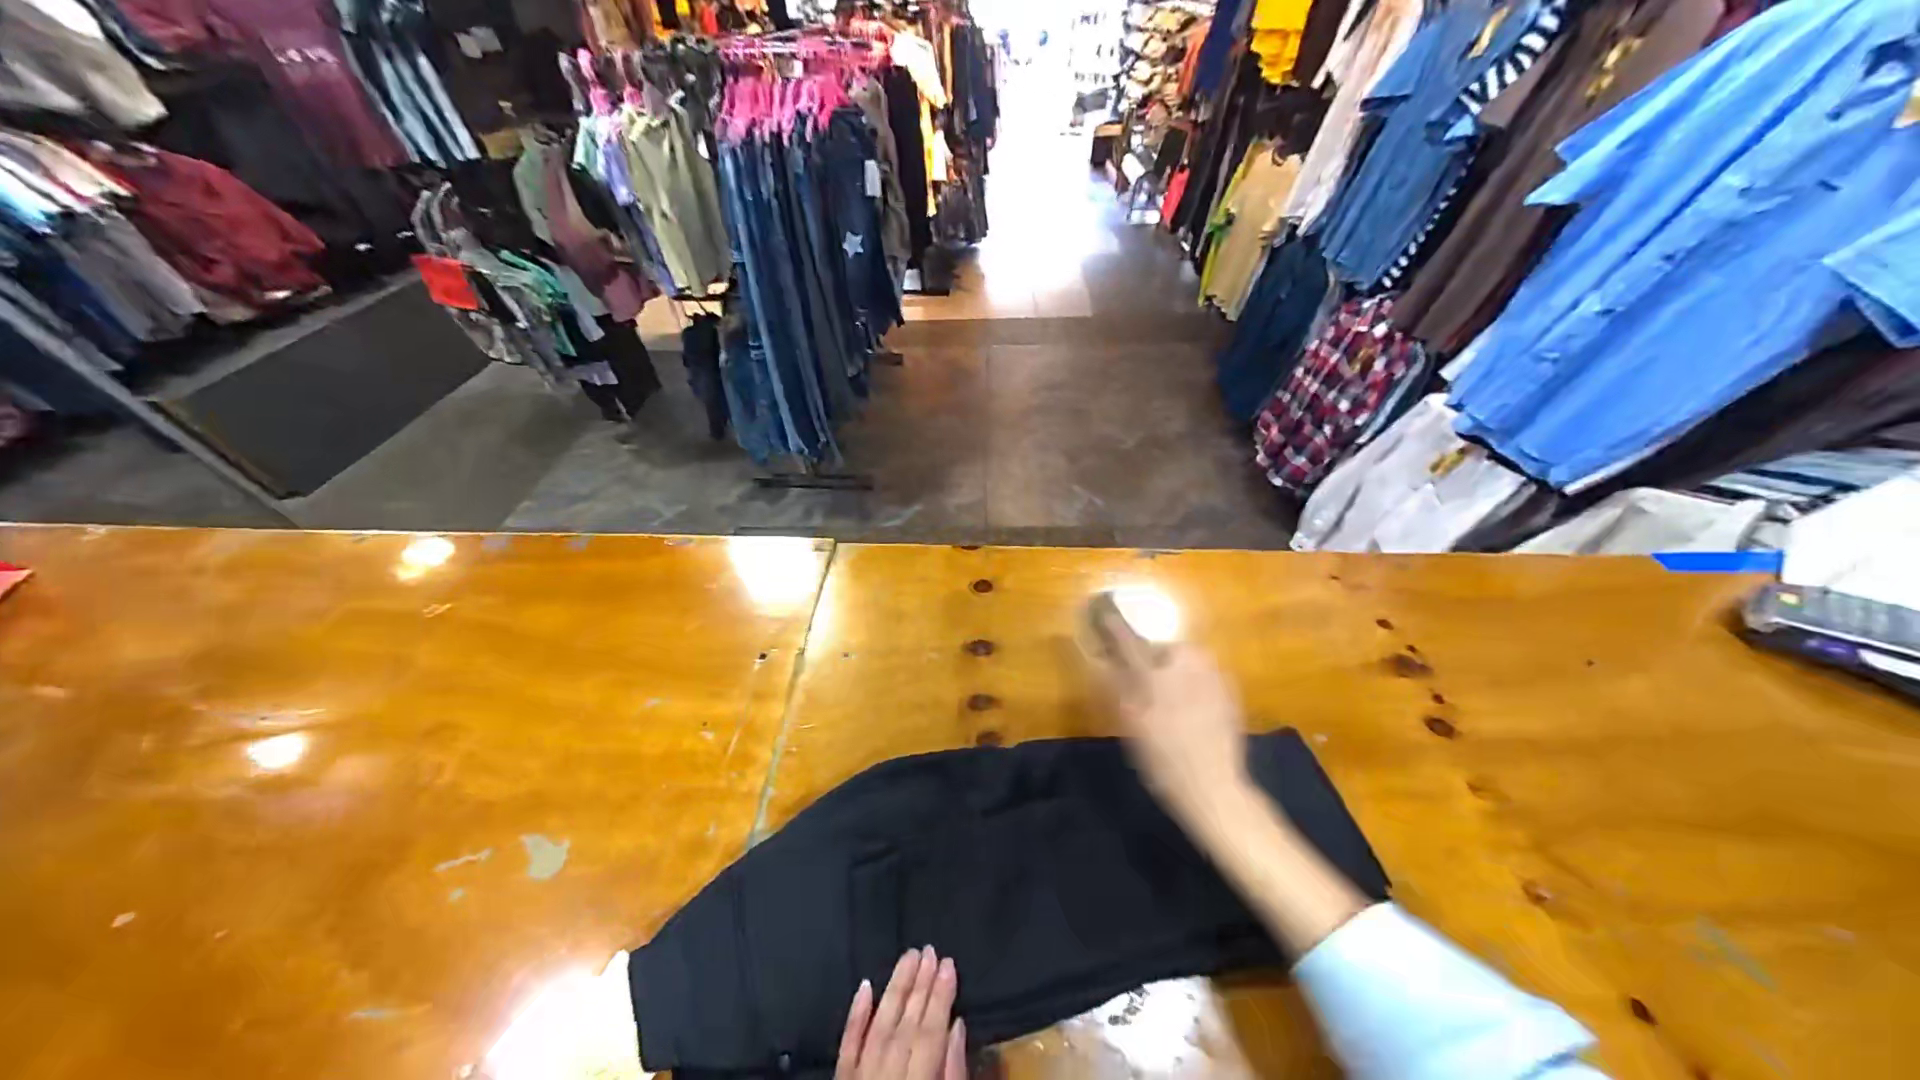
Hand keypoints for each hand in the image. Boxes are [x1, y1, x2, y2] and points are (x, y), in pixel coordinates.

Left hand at [836, 947, 965, 1079]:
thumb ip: (954, 1072)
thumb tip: (956, 1025)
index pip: (930, 1033)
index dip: (941, 996)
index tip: (949, 962)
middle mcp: (885, 1074)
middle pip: (905, 1024)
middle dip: (920, 984)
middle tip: (929, 950)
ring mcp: (860, 1076)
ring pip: (879, 1025)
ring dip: (895, 988)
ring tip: (908, 956)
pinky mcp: (842, 1078)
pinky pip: (848, 1043)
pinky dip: (857, 1014)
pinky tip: (865, 985)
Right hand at [1095, 633, 1251, 826]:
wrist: (1214, 787)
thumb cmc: (1162, 755)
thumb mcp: (1130, 722)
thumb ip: (1115, 683)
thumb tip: (1100, 657)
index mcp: (1158, 670)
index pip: (1129, 640)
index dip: (1114, 627)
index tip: (1104, 612)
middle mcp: (1189, 664)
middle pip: (1166, 650)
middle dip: (1155, 659)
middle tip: (1145, 684)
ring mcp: (1215, 678)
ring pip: (1189, 662)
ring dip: (1177, 671)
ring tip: (1170, 700)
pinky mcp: (1231, 695)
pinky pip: (1206, 678)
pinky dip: (1195, 686)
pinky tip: (1191, 712)